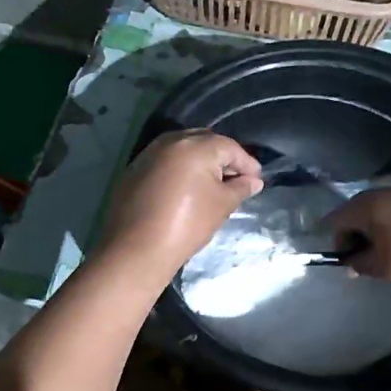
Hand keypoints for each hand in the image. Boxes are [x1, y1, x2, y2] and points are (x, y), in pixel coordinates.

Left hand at [98, 130, 262, 281]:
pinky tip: (185, 189)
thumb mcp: (221, 205)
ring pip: (182, 150)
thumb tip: (253, 181)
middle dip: (222, 158)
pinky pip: (165, 162)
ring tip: (212, 184)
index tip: (257, 180)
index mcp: (195, 146)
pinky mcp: (134, 169)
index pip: (229, 147)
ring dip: (200, 163)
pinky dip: (179, 170)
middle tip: (235, 179)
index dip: (247, 163)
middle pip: (205, 142)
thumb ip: (240, 188)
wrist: (137, 248)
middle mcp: (170, 141)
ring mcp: (148, 153)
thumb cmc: (187, 225)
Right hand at [327, 187, 390, 289]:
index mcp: (368, 206)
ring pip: (378, 210)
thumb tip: (350, 262)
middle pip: (356, 211)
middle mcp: (383, 193)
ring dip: (374, 229)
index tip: (345, 260)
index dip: (336, 240)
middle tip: (363, 257)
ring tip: (384, 251)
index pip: (336, 219)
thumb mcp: (384, 268)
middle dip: (354, 233)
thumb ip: (359, 264)